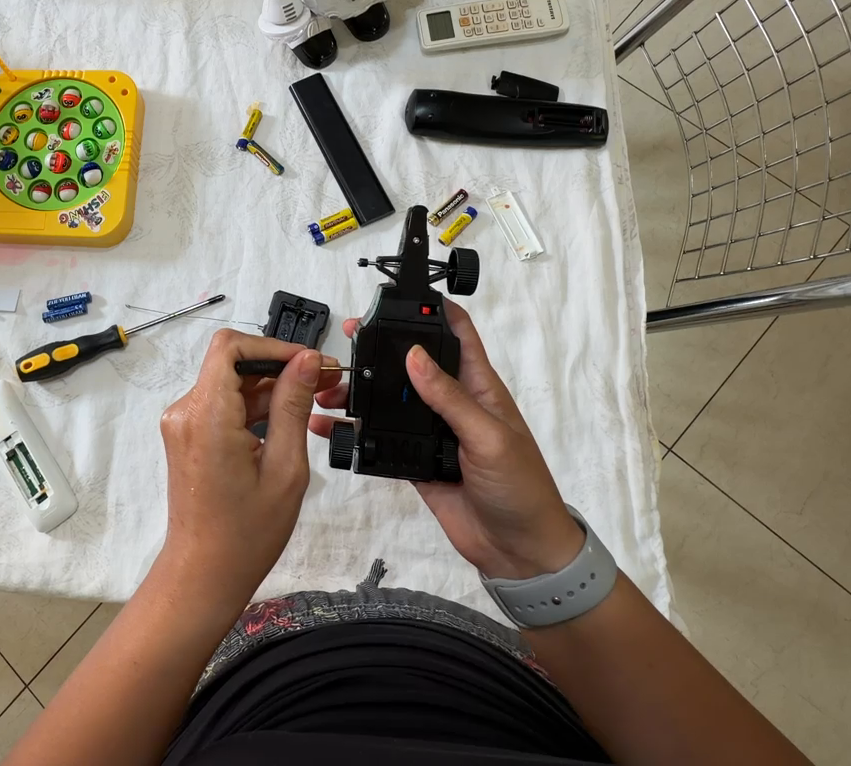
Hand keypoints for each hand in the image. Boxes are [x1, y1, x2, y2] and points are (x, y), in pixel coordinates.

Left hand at [156, 330, 341, 603]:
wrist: (204, 574)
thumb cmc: (248, 532)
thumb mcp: (285, 467)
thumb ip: (293, 406)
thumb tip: (307, 359)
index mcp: (206, 414)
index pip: (230, 347)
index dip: (272, 346)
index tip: (310, 362)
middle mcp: (186, 410)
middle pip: (233, 364)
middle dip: (280, 367)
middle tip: (326, 380)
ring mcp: (184, 423)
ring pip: (231, 384)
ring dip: (271, 387)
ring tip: (317, 398)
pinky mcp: (188, 436)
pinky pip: (223, 405)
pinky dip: (255, 406)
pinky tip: (289, 420)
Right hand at [308, 302, 581, 579]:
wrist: (519, 554)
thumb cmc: (521, 488)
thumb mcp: (489, 437)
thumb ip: (450, 398)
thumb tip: (414, 356)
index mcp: (478, 388)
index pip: (456, 336)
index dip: (433, 312)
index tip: (400, 296)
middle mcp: (450, 403)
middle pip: (411, 364)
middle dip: (380, 348)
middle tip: (348, 338)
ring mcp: (429, 431)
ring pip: (389, 401)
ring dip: (360, 391)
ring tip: (329, 387)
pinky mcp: (413, 460)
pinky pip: (379, 439)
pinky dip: (354, 432)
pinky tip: (330, 427)